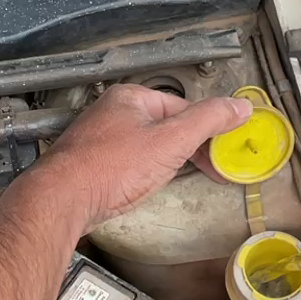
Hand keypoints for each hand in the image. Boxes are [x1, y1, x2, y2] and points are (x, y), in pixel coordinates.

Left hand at [15, 83, 250, 232]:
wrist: (62, 201)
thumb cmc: (109, 168)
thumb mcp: (171, 141)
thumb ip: (208, 121)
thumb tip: (238, 107)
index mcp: (132, 98)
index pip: (184, 107)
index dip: (208, 130)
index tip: (223, 150)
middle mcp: (113, 113)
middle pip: (166, 126)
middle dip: (190, 148)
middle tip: (210, 168)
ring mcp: (100, 139)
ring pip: (148, 145)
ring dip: (168, 161)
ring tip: (179, 177)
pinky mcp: (92, 164)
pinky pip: (129, 162)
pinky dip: (145, 172)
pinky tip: (146, 185)